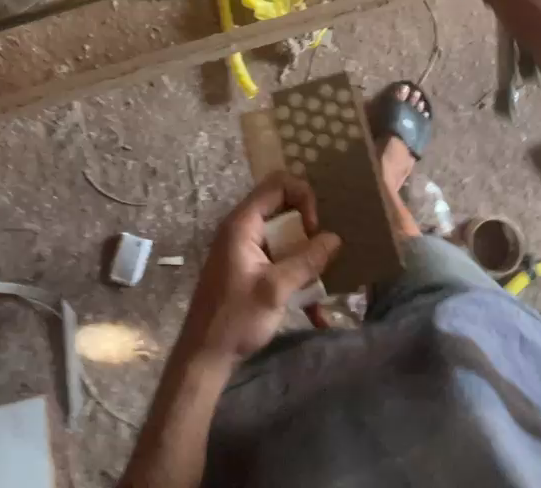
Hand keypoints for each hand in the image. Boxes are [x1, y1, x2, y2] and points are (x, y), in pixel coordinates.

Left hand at [181, 172, 340, 362]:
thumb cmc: (235, 318)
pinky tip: (314, 310)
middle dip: (309, 228)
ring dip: (306, 256)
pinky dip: (296, 276)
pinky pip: (279, 260)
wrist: (204, 356)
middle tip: (322, 253)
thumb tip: (335, 238)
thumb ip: (306, 261)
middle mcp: (243, 230)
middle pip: (284, 208)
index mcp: (243, 224)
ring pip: (285, 236)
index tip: (315, 229)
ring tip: (324, 280)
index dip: (304, 197)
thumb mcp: (275, 289)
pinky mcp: (249, 269)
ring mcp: (245, 250)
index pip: (278, 184)